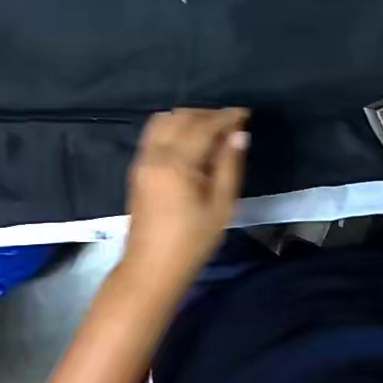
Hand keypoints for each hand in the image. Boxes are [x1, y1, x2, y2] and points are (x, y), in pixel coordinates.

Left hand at [121, 108, 249, 290]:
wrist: (151, 268)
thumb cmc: (192, 242)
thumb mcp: (221, 207)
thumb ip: (229, 166)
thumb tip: (238, 135)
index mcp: (176, 164)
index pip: (203, 126)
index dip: (226, 117)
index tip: (245, 114)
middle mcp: (155, 155)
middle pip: (180, 116)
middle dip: (207, 114)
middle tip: (231, 124)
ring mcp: (142, 160)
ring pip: (163, 121)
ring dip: (188, 118)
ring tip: (212, 131)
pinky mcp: (137, 169)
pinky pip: (154, 134)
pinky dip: (174, 128)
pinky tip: (192, 142)